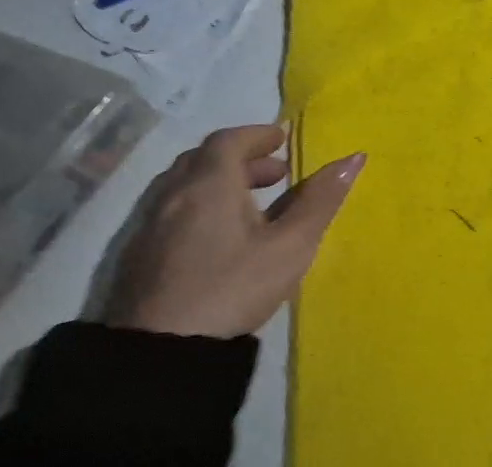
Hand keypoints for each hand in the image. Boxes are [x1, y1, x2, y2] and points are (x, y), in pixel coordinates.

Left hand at [104, 124, 364, 338]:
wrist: (158, 355)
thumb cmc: (232, 288)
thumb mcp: (291, 245)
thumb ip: (321, 199)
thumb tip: (354, 157)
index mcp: (209, 185)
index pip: (228, 140)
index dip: (257, 135)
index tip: (282, 140)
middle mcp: (172, 197)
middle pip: (203, 160)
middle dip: (241, 158)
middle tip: (275, 174)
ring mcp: (149, 229)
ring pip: (184, 187)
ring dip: (220, 183)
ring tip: (252, 206)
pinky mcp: (137, 259)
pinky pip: (172, 213)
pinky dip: (200, 207)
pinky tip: (220, 239)